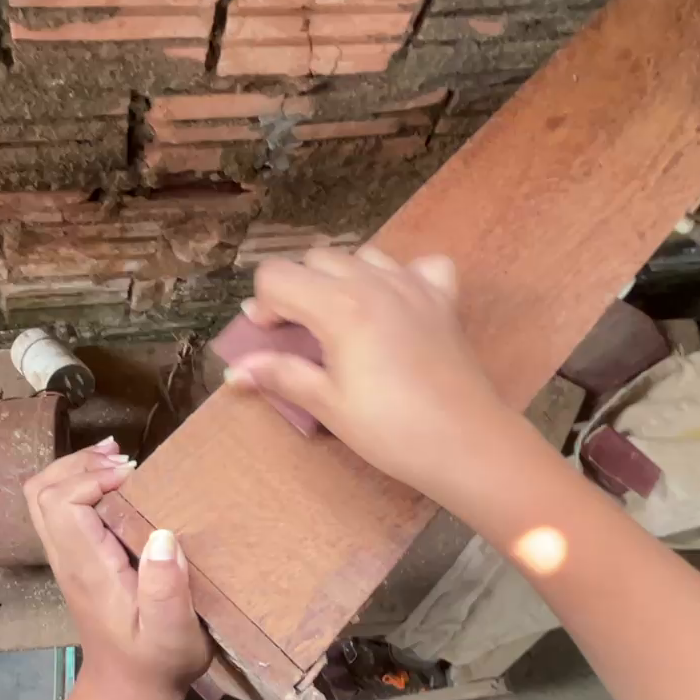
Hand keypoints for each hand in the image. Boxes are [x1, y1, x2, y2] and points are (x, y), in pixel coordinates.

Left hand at [22, 439, 212, 699]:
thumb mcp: (173, 635)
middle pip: (42, 491)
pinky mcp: (76, 558)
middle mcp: (66, 558)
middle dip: (79, 463)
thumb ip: (166, 589)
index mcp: (86, 569)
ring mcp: (66, 558)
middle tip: (125, 458)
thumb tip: (163, 534)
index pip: (61, 502)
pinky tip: (116, 480)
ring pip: (44, 495)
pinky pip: (60, 507)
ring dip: (77, 469)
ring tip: (119, 459)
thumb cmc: (156, 665)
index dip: (92, 477)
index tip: (134, 476)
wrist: (128, 693)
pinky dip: (81, 483)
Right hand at [226, 247, 519, 505]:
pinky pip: (417, 264)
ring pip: (360, 256)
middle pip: (314, 259)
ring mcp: (413, 284)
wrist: (466, 443)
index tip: (270, 338)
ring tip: (342, 320)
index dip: (263, 305)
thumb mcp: (327, 404)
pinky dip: (399, 276)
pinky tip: (394, 306)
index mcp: (338, 306)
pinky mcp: (442, 298)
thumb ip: (280, 375)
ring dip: (341, 279)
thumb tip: (233, 372)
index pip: (276, 276)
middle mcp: (373, 281)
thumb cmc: (389, 429)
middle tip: (300, 335)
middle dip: (296, 289)